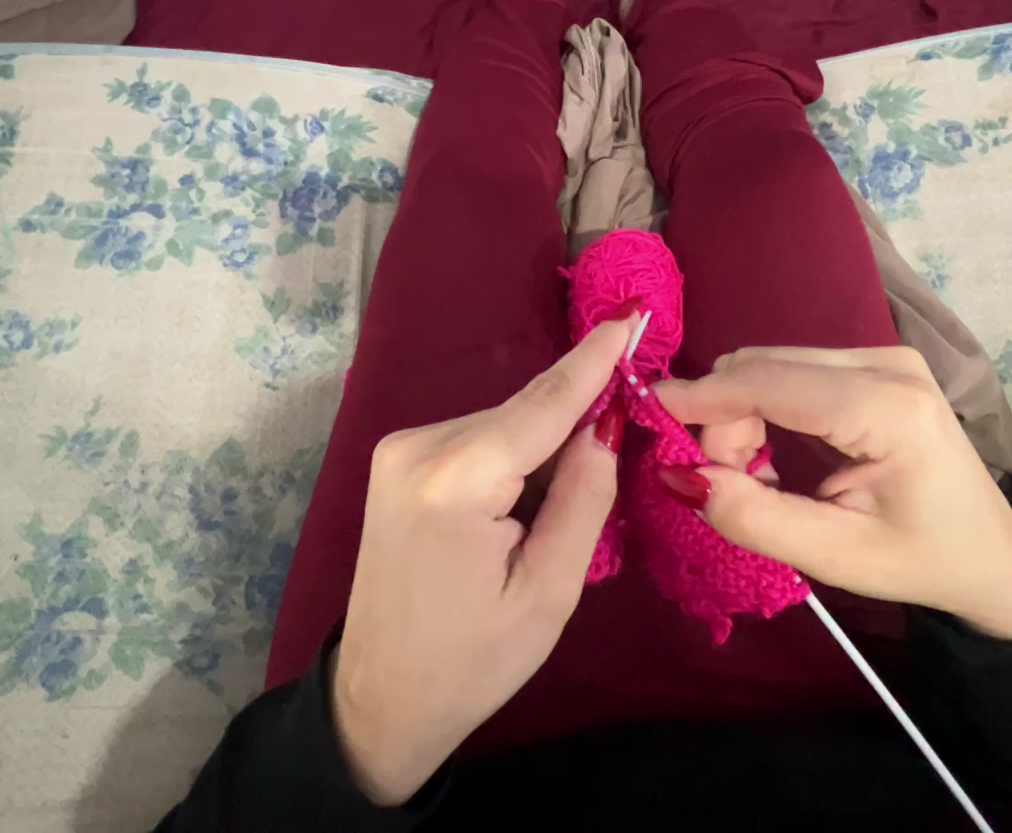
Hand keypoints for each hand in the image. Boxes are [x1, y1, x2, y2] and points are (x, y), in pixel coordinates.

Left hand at [330, 317, 633, 804]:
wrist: (379, 697)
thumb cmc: (473, 661)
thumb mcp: (549, 592)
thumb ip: (582, 497)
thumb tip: (606, 424)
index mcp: (456, 480)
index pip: (543, 404)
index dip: (593, 360)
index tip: (632, 314)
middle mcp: (418, 446)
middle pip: (523, 412)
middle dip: (576, 415)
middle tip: (624, 427)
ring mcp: (400, 447)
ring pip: (502, 422)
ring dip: (542, 443)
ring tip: (551, 509)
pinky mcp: (398, 457)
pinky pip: (478, 436)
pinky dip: (512, 454)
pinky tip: (520, 499)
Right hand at [654, 346, 1011, 641]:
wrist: (993, 556)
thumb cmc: (921, 561)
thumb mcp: (835, 556)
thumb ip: (752, 517)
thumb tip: (677, 476)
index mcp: (887, 408)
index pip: (767, 383)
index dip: (700, 397)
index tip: (644, 411)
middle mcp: (885, 362)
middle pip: (760, 368)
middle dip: (723, 421)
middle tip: (729, 483)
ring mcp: (881, 355)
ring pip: (767, 364)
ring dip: (740, 416)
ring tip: (758, 476)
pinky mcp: (872, 362)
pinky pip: (787, 369)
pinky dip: (761, 407)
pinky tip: (776, 452)